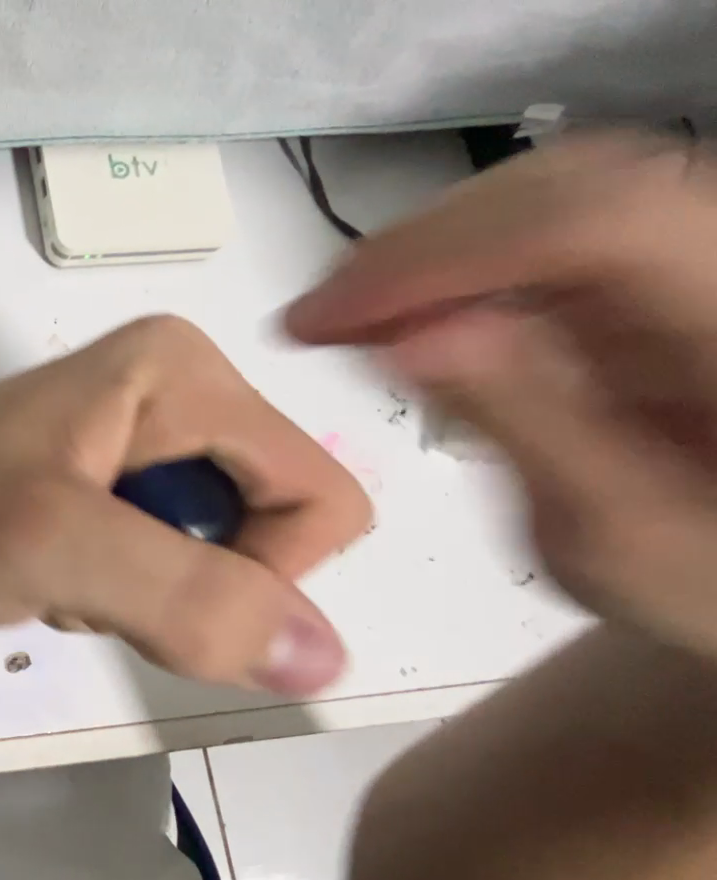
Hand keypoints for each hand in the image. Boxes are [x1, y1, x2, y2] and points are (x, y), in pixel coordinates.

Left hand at [0, 315, 369, 695]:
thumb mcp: (55, 550)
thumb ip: (188, 596)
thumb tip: (325, 657)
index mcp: (183, 373)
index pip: (316, 498)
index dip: (259, 575)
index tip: (146, 590)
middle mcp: (173, 393)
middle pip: (265, 529)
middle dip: (178, 582)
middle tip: (80, 576)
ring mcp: (134, 440)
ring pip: (208, 556)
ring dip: (136, 592)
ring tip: (50, 572)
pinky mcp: (98, 483)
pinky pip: (156, 559)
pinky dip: (108, 589)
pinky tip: (42, 574)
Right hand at [287, 133, 716, 658]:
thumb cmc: (694, 576)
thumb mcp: (607, 532)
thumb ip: (521, 428)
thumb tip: (412, 338)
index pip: (591, 228)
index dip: (436, 257)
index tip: (320, 319)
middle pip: (571, 187)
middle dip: (418, 245)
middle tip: (318, 315)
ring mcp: (700, 261)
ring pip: (558, 188)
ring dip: (430, 246)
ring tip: (347, 314)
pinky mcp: (666, 271)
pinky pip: (557, 223)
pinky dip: (459, 256)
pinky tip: (404, 308)